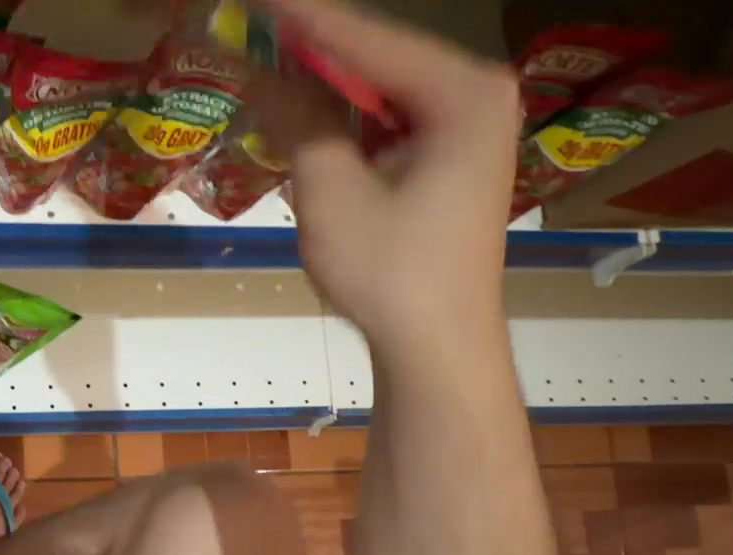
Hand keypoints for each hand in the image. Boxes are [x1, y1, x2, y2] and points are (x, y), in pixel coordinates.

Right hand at [253, 0, 519, 354]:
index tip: (260, 0)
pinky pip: (384, 125)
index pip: (369, 41)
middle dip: (313, 54)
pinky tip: (301, 122)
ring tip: (266, 74)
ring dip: (322, 91)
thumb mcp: (332, 195)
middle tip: (258, 38)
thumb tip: (261, 71)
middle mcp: (475, 96)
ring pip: (377, 95)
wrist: (435, 341)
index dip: (306, 22)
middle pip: (377, 61)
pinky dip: (341, 125)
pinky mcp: (446, 162)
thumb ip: (300, 124)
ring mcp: (464, 129)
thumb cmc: (389, 270)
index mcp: (463, 92)